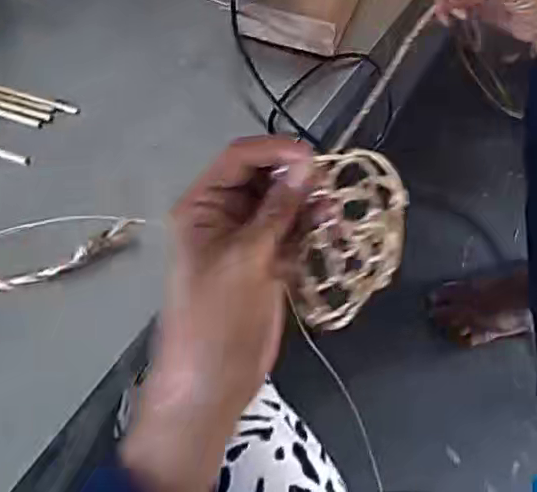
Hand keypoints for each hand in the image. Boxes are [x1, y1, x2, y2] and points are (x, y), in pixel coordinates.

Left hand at [123, 136, 314, 490]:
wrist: (212, 386)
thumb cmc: (215, 319)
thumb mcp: (245, 259)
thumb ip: (277, 209)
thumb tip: (308, 164)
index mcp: (204, 205)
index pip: (240, 157)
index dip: (276, 150)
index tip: (314, 158)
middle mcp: (226, 211)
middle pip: (267, 173)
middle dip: (299, 176)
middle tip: (329, 190)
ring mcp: (250, 233)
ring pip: (287, 197)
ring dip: (311, 201)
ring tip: (331, 217)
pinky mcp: (270, 253)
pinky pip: (296, 223)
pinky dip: (314, 224)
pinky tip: (329, 232)